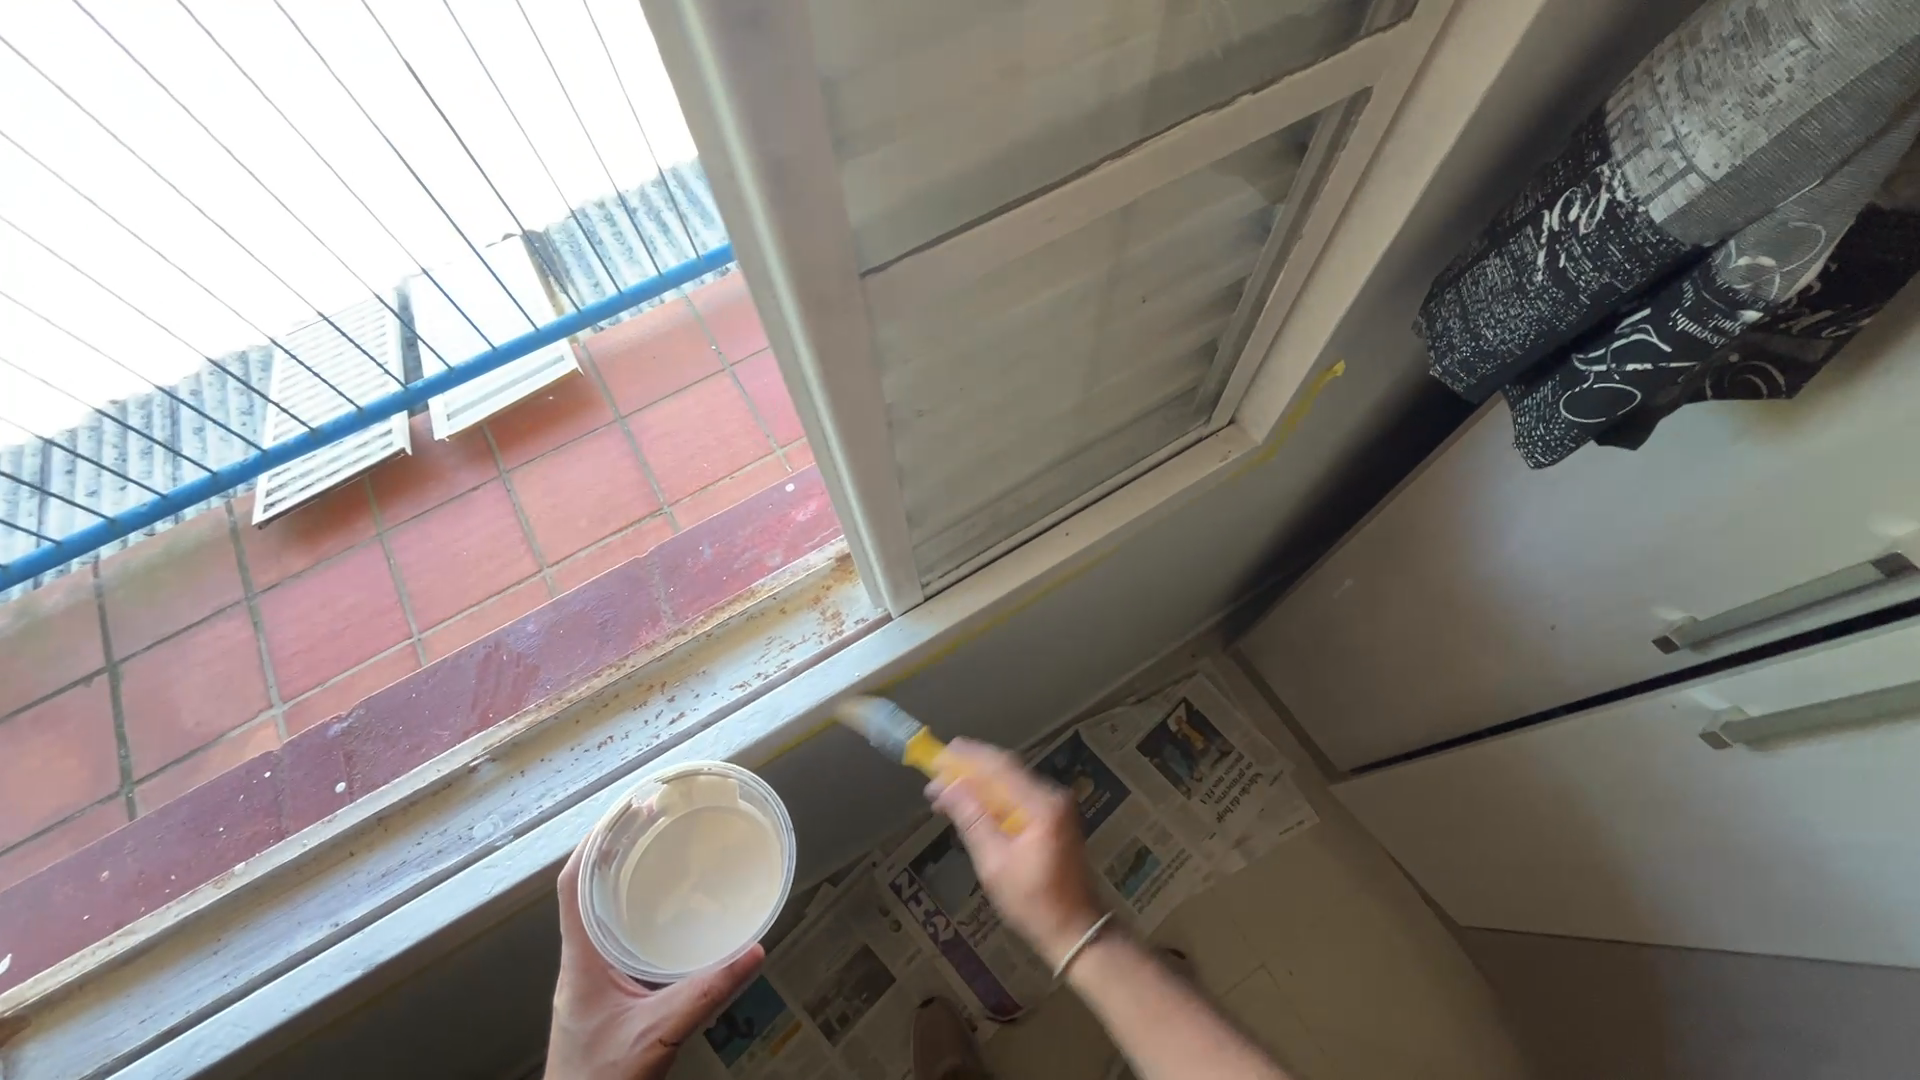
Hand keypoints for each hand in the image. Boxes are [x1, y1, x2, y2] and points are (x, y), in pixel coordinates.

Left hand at [546, 841, 763, 1079]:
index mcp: (583, 961)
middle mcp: (580, 962)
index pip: (573, 886)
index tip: (625, 810)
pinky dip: (632, 909)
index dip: (594, 842)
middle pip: (585, 890)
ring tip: (657, 849)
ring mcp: (587, 978)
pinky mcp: (601, 993)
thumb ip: (706, 993)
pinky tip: (662, 910)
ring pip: (598, 911)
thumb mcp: (658, 1033)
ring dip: (621, 877)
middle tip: (652, 819)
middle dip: (614, 849)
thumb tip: (755, 951)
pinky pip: (612, 935)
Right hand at [926, 738, 1105, 967]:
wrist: (1076, 931)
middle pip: (1006, 770)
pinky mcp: (1054, 817)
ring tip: (947, 790)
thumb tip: (947, 787)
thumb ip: (972, 820)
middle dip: (969, 769)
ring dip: (979, 784)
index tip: (939, 755)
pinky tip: (972, 804)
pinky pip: (1018, 796)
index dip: (967, 758)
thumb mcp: (995, 864)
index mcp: (1042, 805)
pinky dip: (993, 797)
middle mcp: (1053, 797)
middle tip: (936, 774)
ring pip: (1011, 782)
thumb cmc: (1034, 903)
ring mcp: (1056, 806)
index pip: (1000, 767)